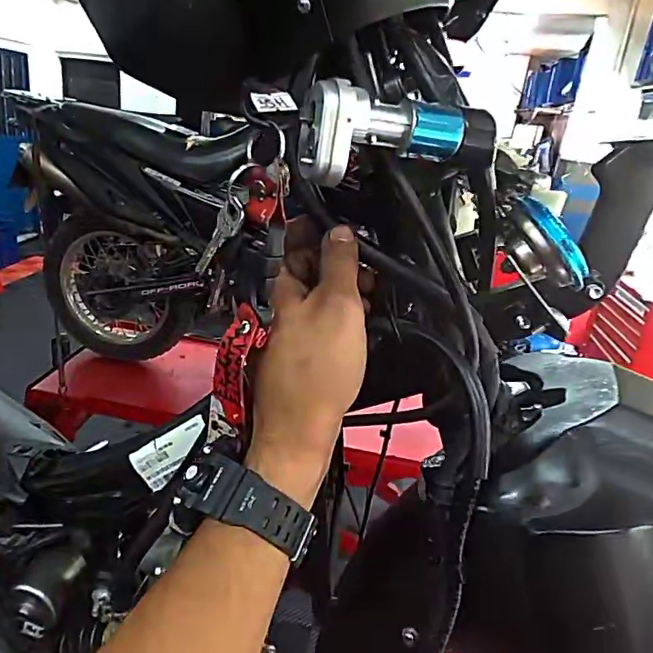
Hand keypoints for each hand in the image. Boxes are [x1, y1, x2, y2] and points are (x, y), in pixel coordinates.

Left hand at [247, 225, 367, 502]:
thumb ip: (339, 266)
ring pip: (318, 299)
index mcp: (286, 291)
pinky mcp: (304, 357)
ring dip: (342, 290)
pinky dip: (340, 318)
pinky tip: (357, 328)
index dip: (315, 229)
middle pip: (308, 271)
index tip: (336, 222)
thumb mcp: (338, 306)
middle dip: (336, 261)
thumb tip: (340, 233)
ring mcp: (293, 334)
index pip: (296, 244)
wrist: (301, 430)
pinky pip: (322, 325)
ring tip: (368, 294)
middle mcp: (284, 310)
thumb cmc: (316, 374)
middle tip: (365, 264)